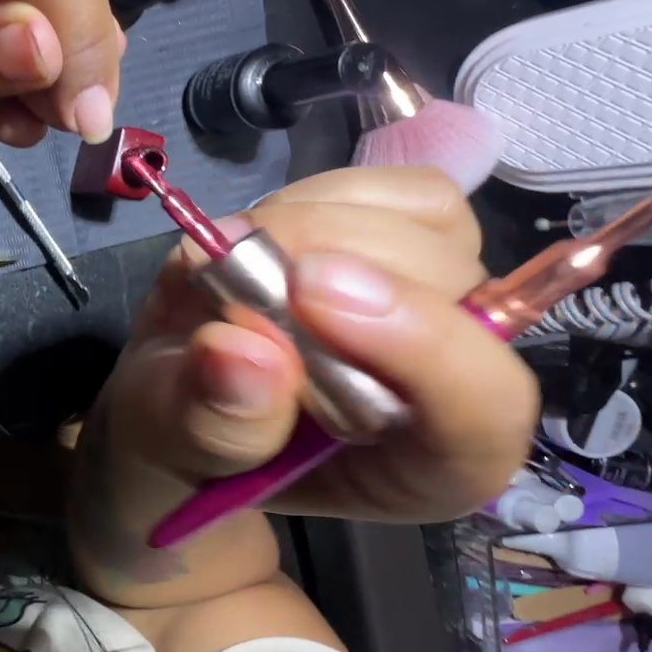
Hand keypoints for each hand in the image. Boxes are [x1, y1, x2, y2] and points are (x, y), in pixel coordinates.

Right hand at [93, 168, 537, 524]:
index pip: (481, 401)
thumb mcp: (177, 448)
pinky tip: (265, 236)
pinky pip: (400, 190)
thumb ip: (216, 422)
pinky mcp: (404, 244)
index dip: (414, 339)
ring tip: (232, 262)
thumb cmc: (183, 439)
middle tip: (228, 274)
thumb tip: (241, 349)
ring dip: (314, 225)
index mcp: (422, 462)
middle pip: (448, 286)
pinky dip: (322, 196)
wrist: (170, 394)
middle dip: (331, 263)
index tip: (303, 292)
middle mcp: (450, 378)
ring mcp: (429, 301)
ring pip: (428, 223)